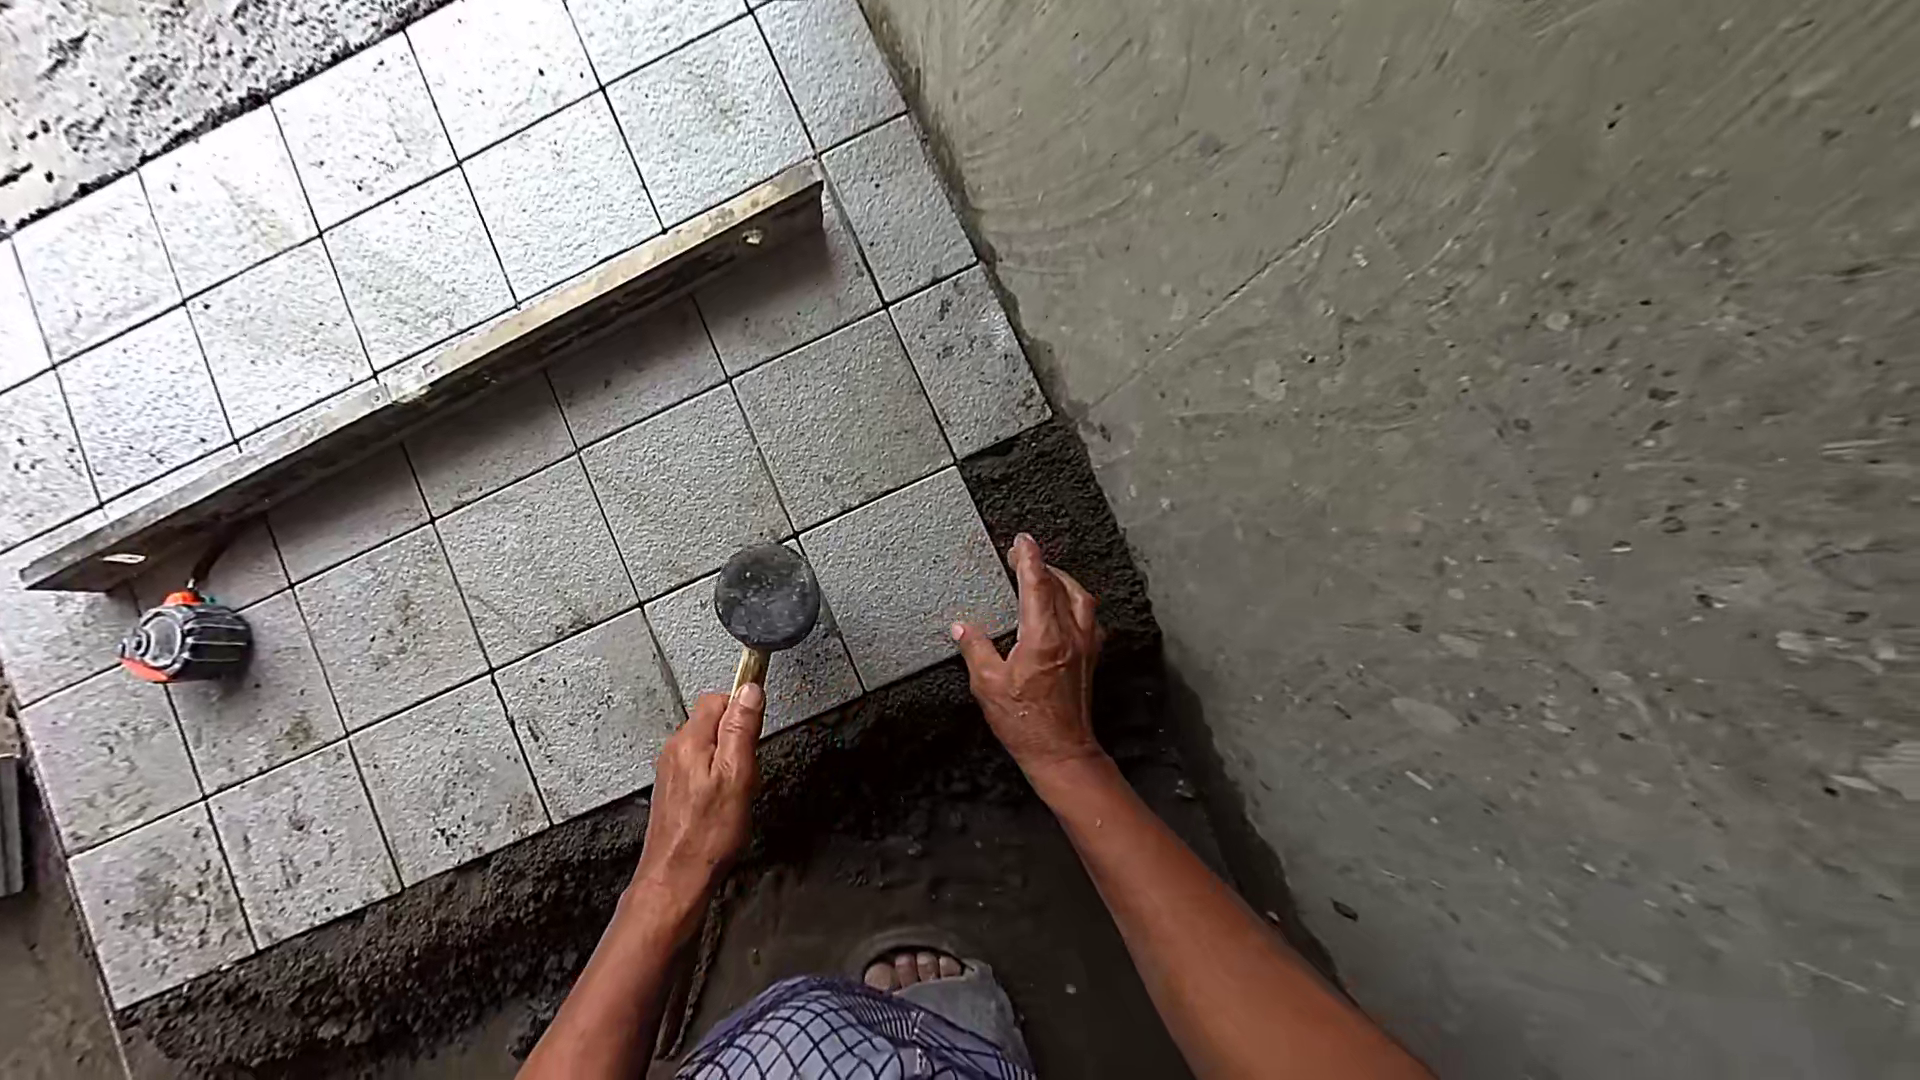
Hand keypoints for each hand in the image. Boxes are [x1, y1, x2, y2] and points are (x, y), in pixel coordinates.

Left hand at [631, 685, 764, 919]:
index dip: (743, 708)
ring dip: (729, 757)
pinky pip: (702, 764)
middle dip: (738, 736)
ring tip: (737, 787)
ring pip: (710, 742)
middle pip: (714, 719)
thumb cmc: (707, 835)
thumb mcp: (737, 774)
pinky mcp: (674, 787)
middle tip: (747, 767)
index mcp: (690, 740)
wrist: (677, 879)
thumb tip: (750, 690)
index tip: (756, 730)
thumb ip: (742, 727)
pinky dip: (718, 774)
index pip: (719, 697)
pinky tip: (725, 799)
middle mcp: (676, 750)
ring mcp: (672, 769)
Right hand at [953, 533, 1106, 782]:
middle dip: (1042, 564)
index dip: (1028, 557)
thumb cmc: (1027, 725)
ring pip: (1080, 598)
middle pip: (1060, 585)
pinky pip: (1089, 617)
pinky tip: (1066, 608)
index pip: (1037, 583)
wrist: (1061, 752)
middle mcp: (1069, 636)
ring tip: (1046, 574)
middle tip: (1024, 556)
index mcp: (1043, 637)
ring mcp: (1084, 646)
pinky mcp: (1090, 658)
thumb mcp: (988, 685)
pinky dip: (1077, 602)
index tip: (1021, 541)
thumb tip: (962, 628)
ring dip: (1063, 580)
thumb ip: (975, 649)